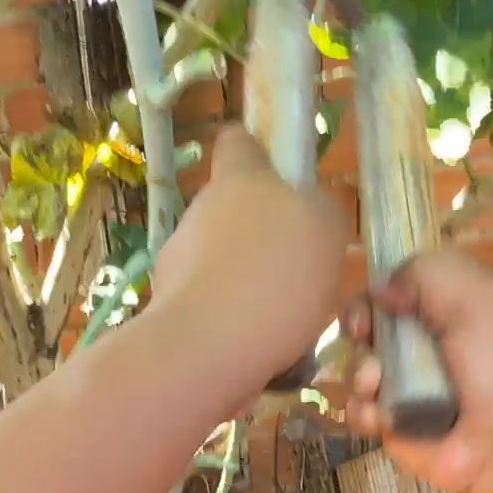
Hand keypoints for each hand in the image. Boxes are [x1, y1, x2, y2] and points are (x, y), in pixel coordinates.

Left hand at [153, 127, 349, 375]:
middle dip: (256, 240)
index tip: (276, 178)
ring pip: (216, 265)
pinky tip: (251, 349)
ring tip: (276, 323)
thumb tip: (304, 214)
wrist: (207, 348)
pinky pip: (207, 309)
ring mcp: (175, 262)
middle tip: (292, 275)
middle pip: (228, 213)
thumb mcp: (325, 228)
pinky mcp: (166, 309)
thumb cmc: (276, 276)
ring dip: (241, 285)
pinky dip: (226, 324)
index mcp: (238, 180)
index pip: (238, 143)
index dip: (256, 155)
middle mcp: (198, 213)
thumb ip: (316, 210)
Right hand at [345, 248, 492, 492]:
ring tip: (376, 384)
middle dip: (360, 329)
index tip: (374, 305)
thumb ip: (424, 273)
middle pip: (367, 325)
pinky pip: (357, 410)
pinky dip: (362, 411)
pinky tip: (381, 418)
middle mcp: (426, 344)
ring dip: (360, 372)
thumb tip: (379, 289)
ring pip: (356, 367)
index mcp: (453, 308)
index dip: (377, 293)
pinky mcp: (392, 425)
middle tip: (364, 338)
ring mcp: (406, 386)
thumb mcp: (474, 297)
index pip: (399, 288)